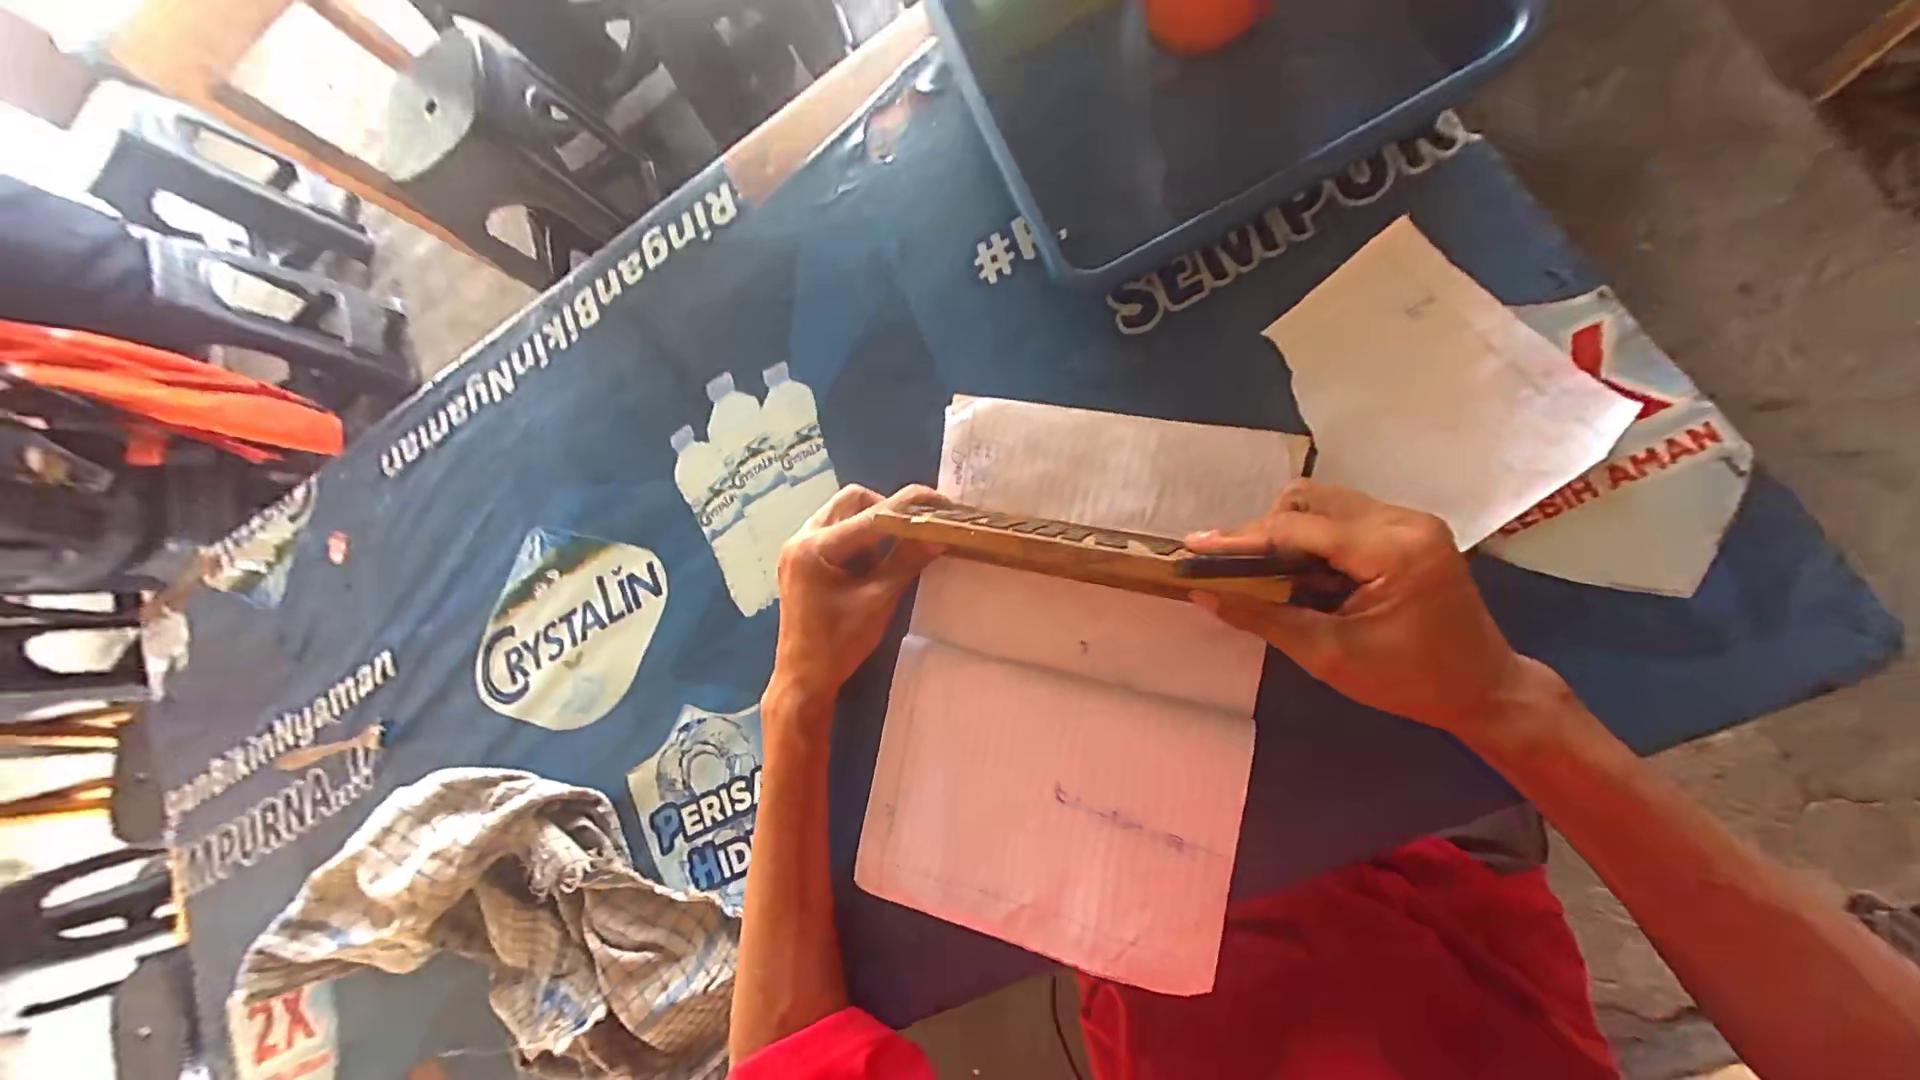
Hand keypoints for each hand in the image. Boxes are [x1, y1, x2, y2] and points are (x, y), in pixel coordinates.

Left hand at [769, 484, 946, 709]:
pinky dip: (859, 540)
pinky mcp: (802, 560)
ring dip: (872, 526)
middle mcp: (801, 537)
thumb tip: (939, 534)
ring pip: (843, 514)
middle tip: (912, 533)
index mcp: (815, 547)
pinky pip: (836, 532)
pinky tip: (871, 566)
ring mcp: (798, 548)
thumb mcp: (878, 600)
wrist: (804, 679)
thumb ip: (907, 561)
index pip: (871, 514)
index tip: (940, 504)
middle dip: (887, 510)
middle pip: (851, 500)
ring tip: (892, 555)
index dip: (909, 506)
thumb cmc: (839, 644)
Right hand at [1186, 479, 1556, 739]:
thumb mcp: (1327, 655)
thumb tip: (1203, 594)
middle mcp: (1403, 521)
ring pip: (1321, 501)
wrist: (1485, 688)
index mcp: (1391, 551)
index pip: (1296, 528)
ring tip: (1262, 569)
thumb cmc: (1408, 681)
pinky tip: (1298, 567)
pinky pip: (1340, 515)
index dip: (1239, 538)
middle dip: (1260, 530)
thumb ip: (1262, 618)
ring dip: (1283, 530)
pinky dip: (1308, 536)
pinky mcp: (1407, 528)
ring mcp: (1409, 520)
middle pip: (1307, 499)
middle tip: (1231, 564)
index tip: (1194, 546)